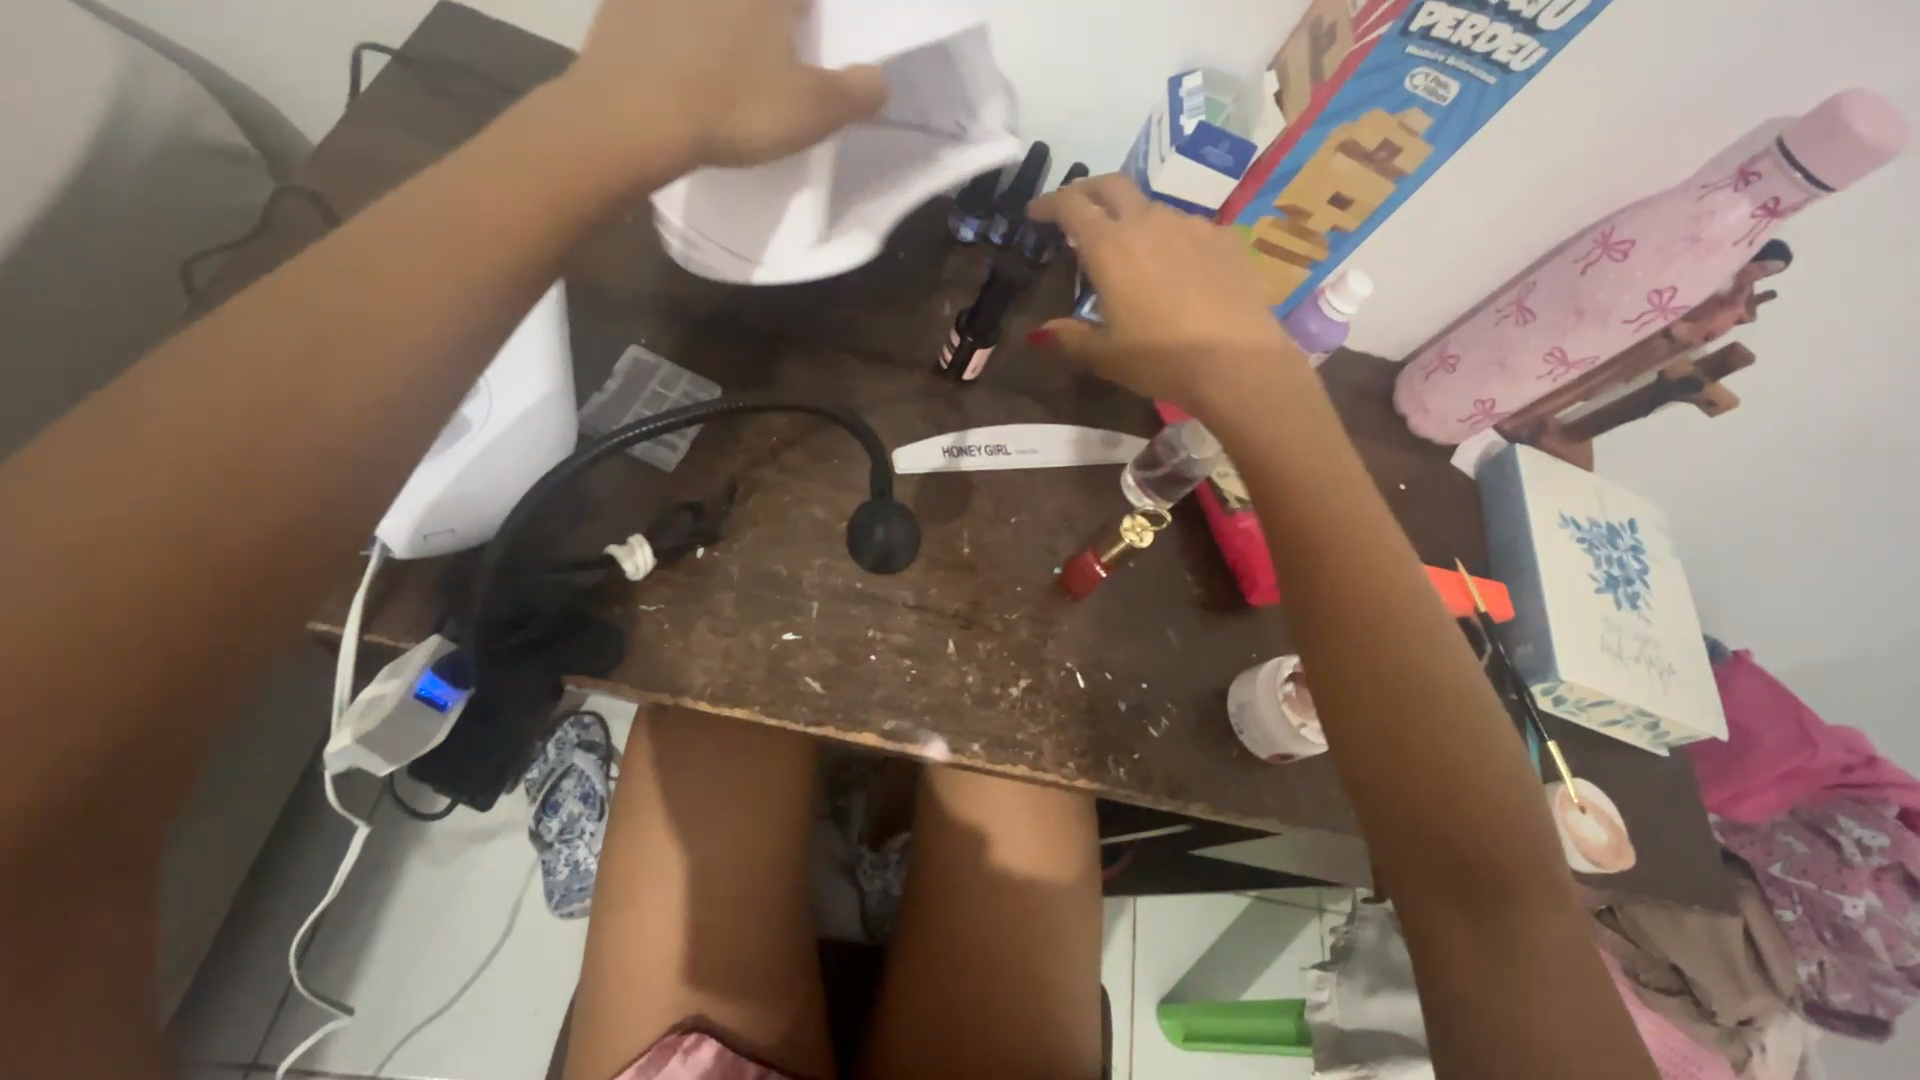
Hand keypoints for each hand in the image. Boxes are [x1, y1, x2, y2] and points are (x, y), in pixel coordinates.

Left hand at [562, 0, 886, 173]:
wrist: (629, 116)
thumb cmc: (733, 106)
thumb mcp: (812, 111)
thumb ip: (856, 93)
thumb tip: (879, 79)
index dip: (812, 18)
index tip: (812, 35)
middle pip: (759, 2)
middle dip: (772, 19)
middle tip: (774, 54)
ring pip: (711, 6)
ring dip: (721, 22)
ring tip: (727, 59)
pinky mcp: (624, 0)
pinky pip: (661, 8)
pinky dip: (675, 24)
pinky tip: (680, 58)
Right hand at [1026, 175, 1302, 408]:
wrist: (1238, 362)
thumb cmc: (1161, 359)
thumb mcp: (1105, 356)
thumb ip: (1070, 337)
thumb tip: (1041, 333)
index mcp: (1110, 246)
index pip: (1071, 205)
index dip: (1049, 203)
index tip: (1035, 212)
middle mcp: (1148, 222)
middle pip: (1112, 185)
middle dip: (1088, 191)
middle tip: (1076, 209)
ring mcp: (1191, 226)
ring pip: (1152, 208)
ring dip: (1133, 218)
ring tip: (1131, 248)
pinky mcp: (1226, 239)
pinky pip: (1189, 228)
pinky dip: (1172, 239)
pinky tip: (1177, 266)